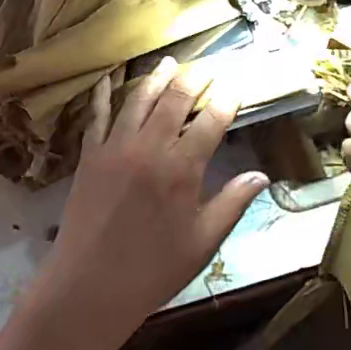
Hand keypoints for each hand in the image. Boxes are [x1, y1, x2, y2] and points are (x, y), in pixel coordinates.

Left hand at [30, 57, 269, 340]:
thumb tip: (261, 176)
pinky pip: (97, 117)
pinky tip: (107, 79)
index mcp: (182, 169)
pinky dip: (103, 95)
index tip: (236, 87)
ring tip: (168, 62)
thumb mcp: (203, 241)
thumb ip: (232, 203)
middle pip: (175, 100)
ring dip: (156, 78)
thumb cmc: (153, 270)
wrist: (88, 287)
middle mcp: (150, 148)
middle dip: (194, 79)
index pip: (211, 121)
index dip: (226, 100)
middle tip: (205, 68)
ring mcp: (116, 148)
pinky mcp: (90, 156)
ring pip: (139, 99)